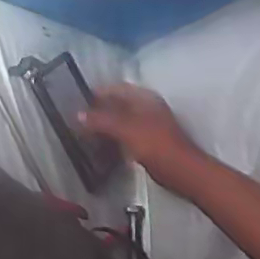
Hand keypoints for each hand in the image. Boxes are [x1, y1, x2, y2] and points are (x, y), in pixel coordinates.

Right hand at [79, 83, 204, 190]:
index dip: (99, 92)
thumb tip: (78, 114)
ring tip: (85, 131)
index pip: (117, 88)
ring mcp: (149, 124)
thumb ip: (101, 120)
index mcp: (144, 98)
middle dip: (100, 109)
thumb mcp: (125, 129)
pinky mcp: (149, 141)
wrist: (180, 170)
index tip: (79, 100)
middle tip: (79, 117)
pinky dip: (113, 136)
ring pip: (122, 119)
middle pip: (119, 103)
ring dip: (105, 124)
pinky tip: (102, 144)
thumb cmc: (154, 144)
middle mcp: (147, 108)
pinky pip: (126, 133)